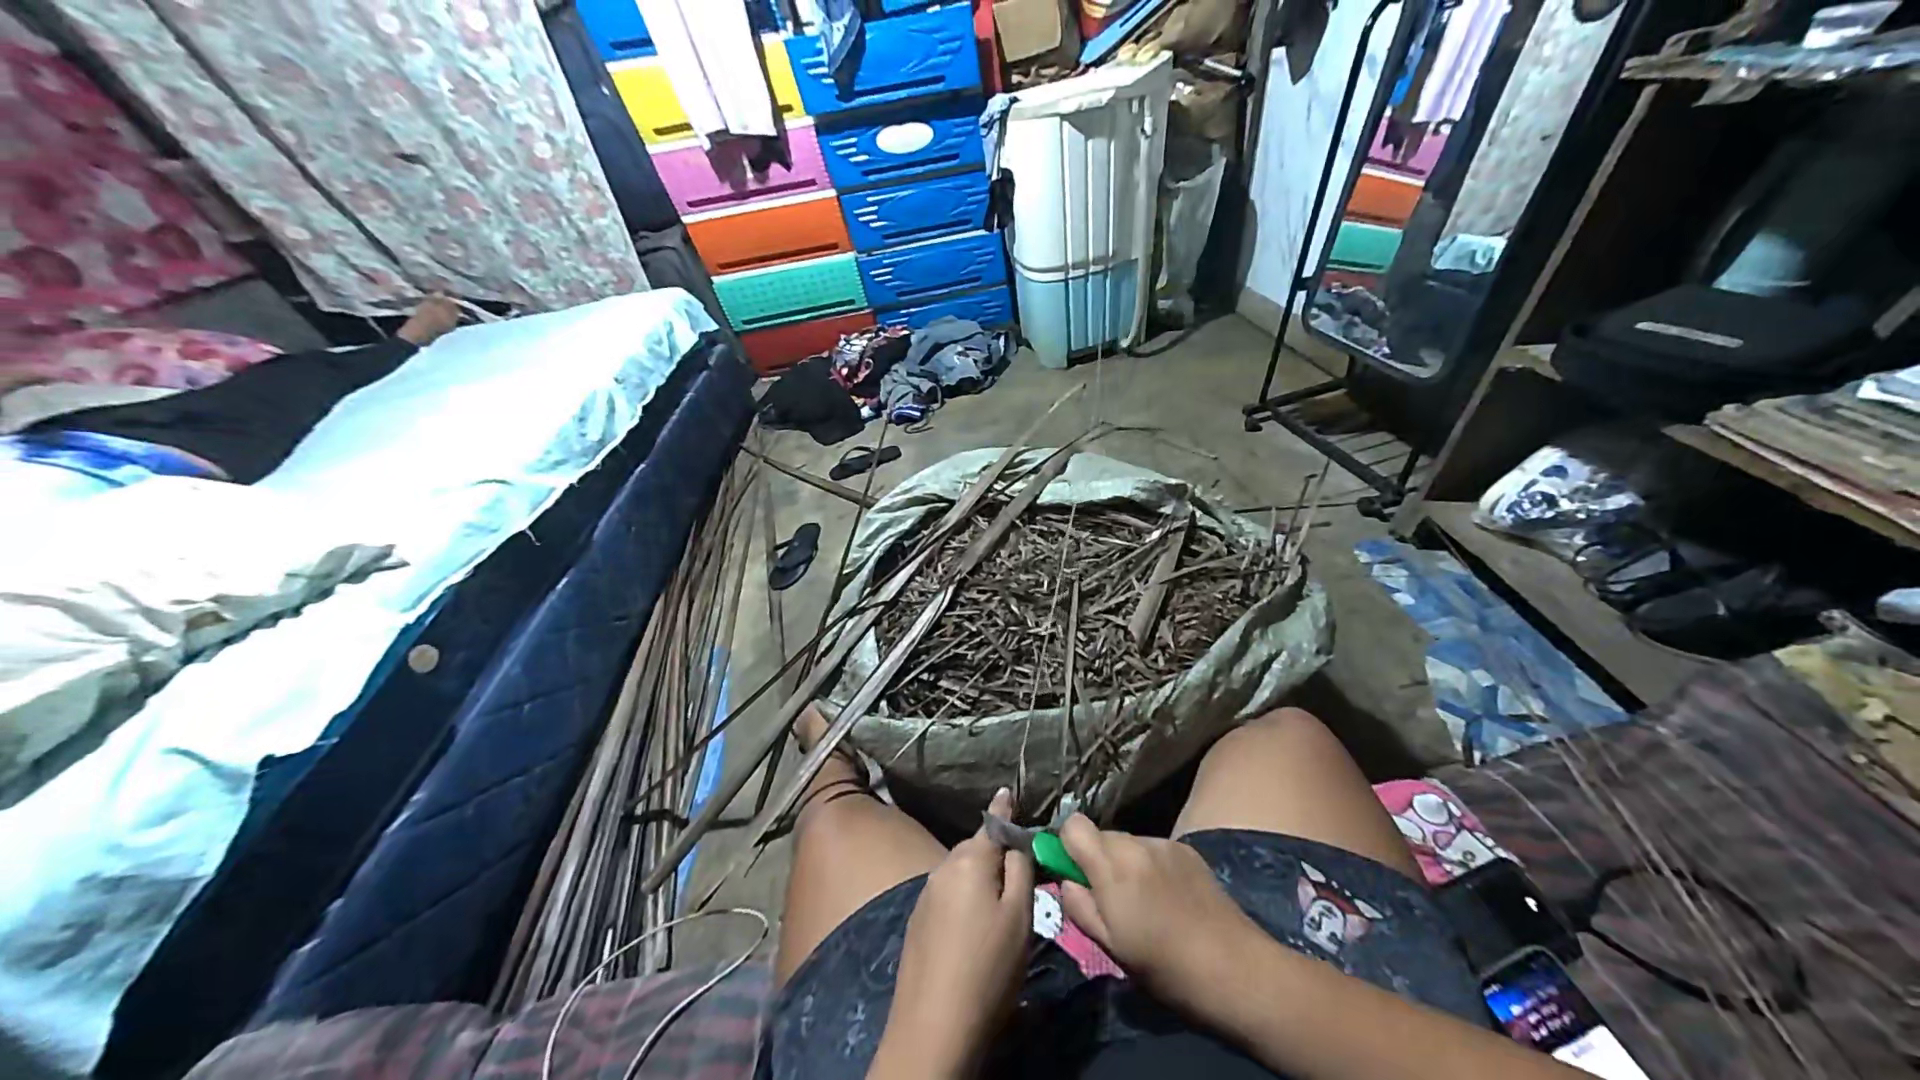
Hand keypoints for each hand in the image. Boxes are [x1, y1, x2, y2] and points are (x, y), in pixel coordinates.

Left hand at [870, 789, 1032, 1079]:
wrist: (933, 1025)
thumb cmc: (988, 968)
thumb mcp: (1020, 916)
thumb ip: (1020, 869)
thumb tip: (1017, 837)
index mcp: (969, 860)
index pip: (992, 822)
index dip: (1006, 808)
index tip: (1010, 791)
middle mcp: (943, 867)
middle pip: (977, 846)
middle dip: (997, 848)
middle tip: (1023, 861)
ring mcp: (926, 893)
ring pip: (962, 869)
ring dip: (981, 873)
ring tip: (1003, 893)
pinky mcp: (918, 919)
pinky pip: (949, 891)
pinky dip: (966, 893)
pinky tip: (975, 918)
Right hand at [1056, 814, 1262, 1006]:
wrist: (1236, 969)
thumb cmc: (1165, 966)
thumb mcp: (1110, 946)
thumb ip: (1079, 907)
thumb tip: (1065, 881)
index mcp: (1112, 866)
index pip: (1073, 825)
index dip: (1068, 846)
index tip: (1074, 874)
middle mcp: (1136, 844)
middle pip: (1101, 835)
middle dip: (1099, 859)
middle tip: (1112, 900)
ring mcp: (1165, 844)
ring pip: (1128, 843)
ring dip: (1126, 863)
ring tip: (1145, 903)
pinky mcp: (1188, 849)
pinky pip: (1154, 849)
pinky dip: (1151, 866)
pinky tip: (1169, 898)